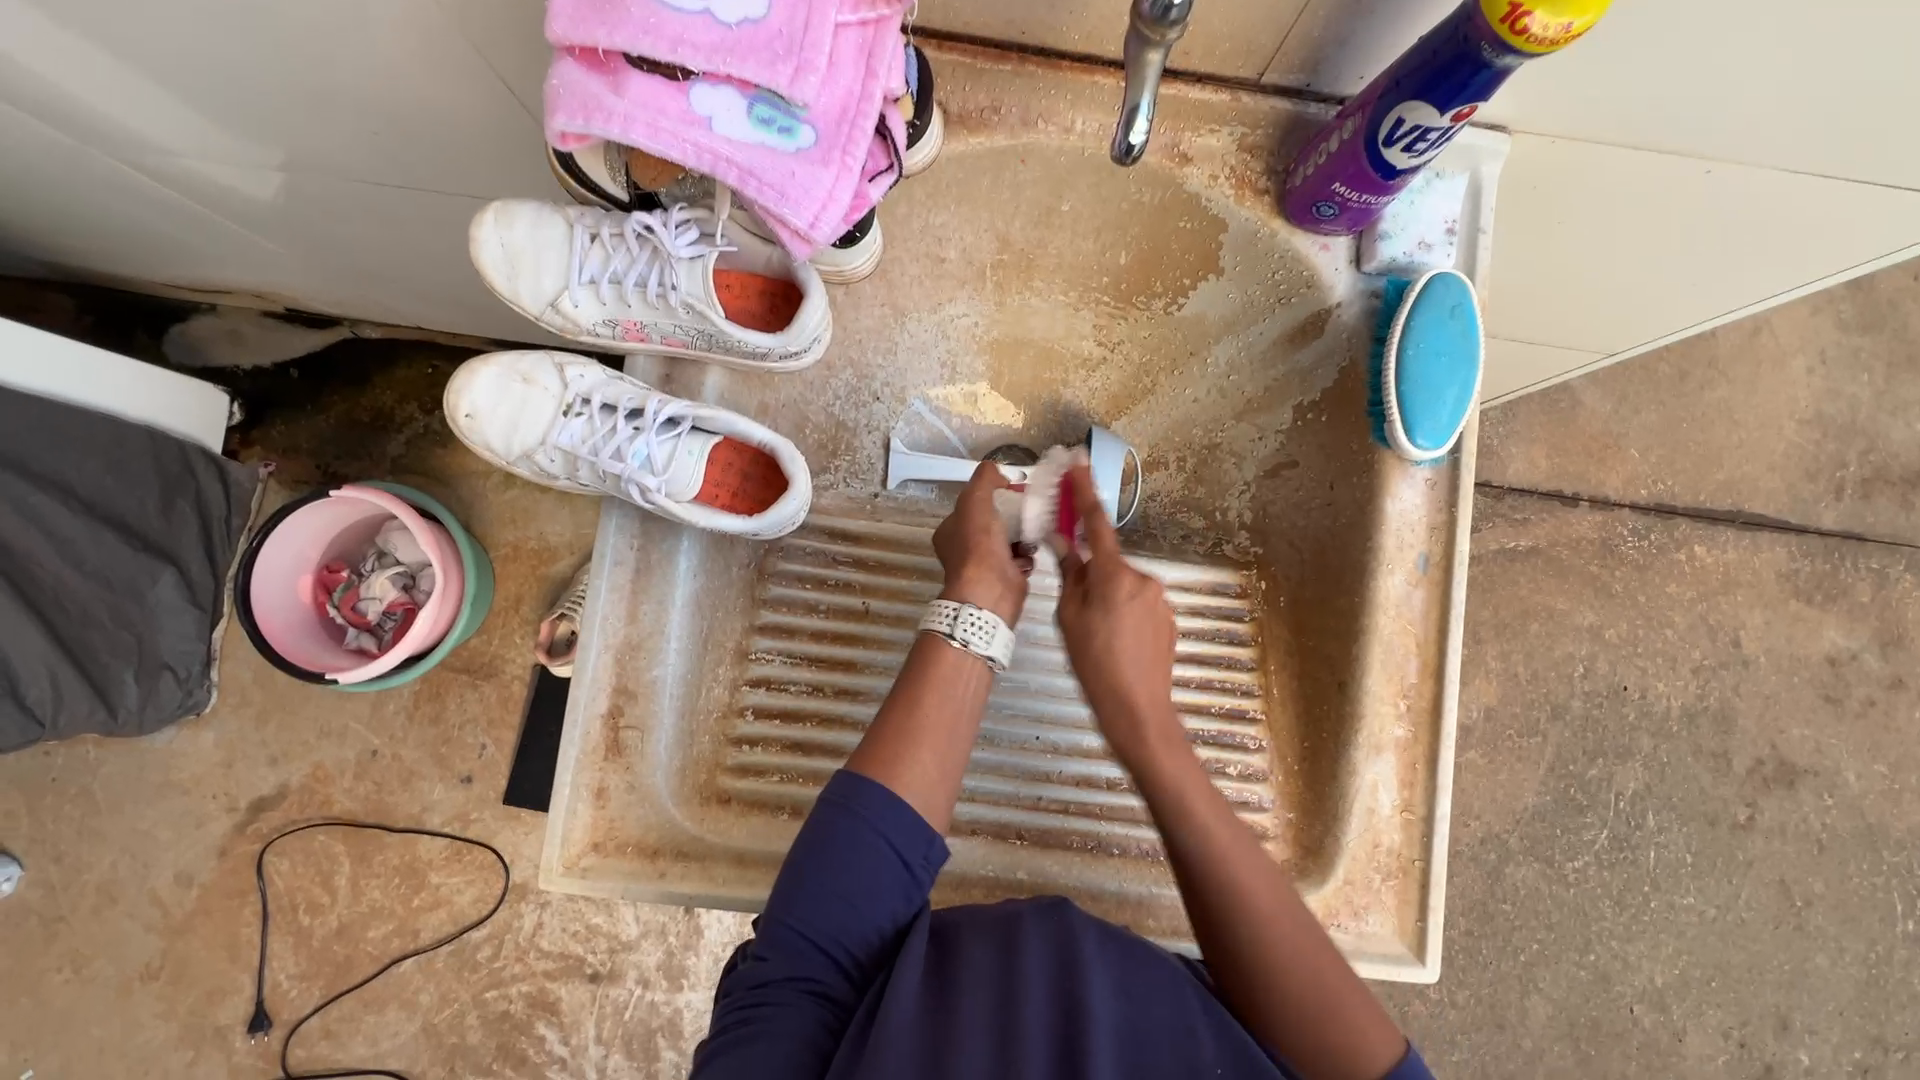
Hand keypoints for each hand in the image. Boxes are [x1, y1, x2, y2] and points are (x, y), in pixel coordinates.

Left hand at [932, 462, 1031, 624]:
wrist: (991, 589)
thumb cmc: (978, 543)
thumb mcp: (975, 499)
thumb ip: (984, 479)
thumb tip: (997, 471)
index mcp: (951, 530)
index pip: (973, 505)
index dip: (992, 495)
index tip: (1012, 490)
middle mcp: (964, 548)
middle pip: (994, 522)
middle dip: (1012, 515)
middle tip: (1029, 508)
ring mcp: (985, 564)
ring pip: (1010, 540)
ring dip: (1024, 534)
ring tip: (1034, 530)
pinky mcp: (1005, 578)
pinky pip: (1021, 559)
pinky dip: (1028, 555)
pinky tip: (1031, 552)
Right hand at [1055, 464, 1180, 763]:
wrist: (1138, 710)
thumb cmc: (1094, 665)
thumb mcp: (1069, 619)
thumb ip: (1070, 576)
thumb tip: (1064, 544)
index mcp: (1113, 575)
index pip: (1095, 524)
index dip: (1085, 492)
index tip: (1079, 463)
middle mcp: (1142, 579)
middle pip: (1108, 565)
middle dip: (1091, 577)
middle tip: (1076, 614)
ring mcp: (1159, 599)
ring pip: (1122, 588)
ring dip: (1107, 601)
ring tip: (1097, 639)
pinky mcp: (1168, 618)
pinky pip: (1138, 606)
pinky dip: (1123, 616)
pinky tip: (1116, 646)